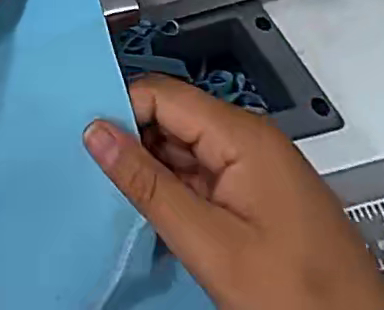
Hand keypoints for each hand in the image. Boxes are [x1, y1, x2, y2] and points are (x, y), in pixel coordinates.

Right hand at [84, 76, 383, 309]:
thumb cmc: (295, 297)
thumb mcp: (211, 244)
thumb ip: (148, 184)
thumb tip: (94, 131)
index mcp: (241, 134)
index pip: (161, 94)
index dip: (122, 110)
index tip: (88, 142)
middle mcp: (248, 137)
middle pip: (171, 116)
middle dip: (134, 140)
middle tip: (96, 173)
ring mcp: (254, 165)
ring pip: (182, 145)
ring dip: (152, 167)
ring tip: (119, 194)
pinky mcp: (256, 192)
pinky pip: (200, 172)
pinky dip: (174, 188)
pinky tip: (154, 212)